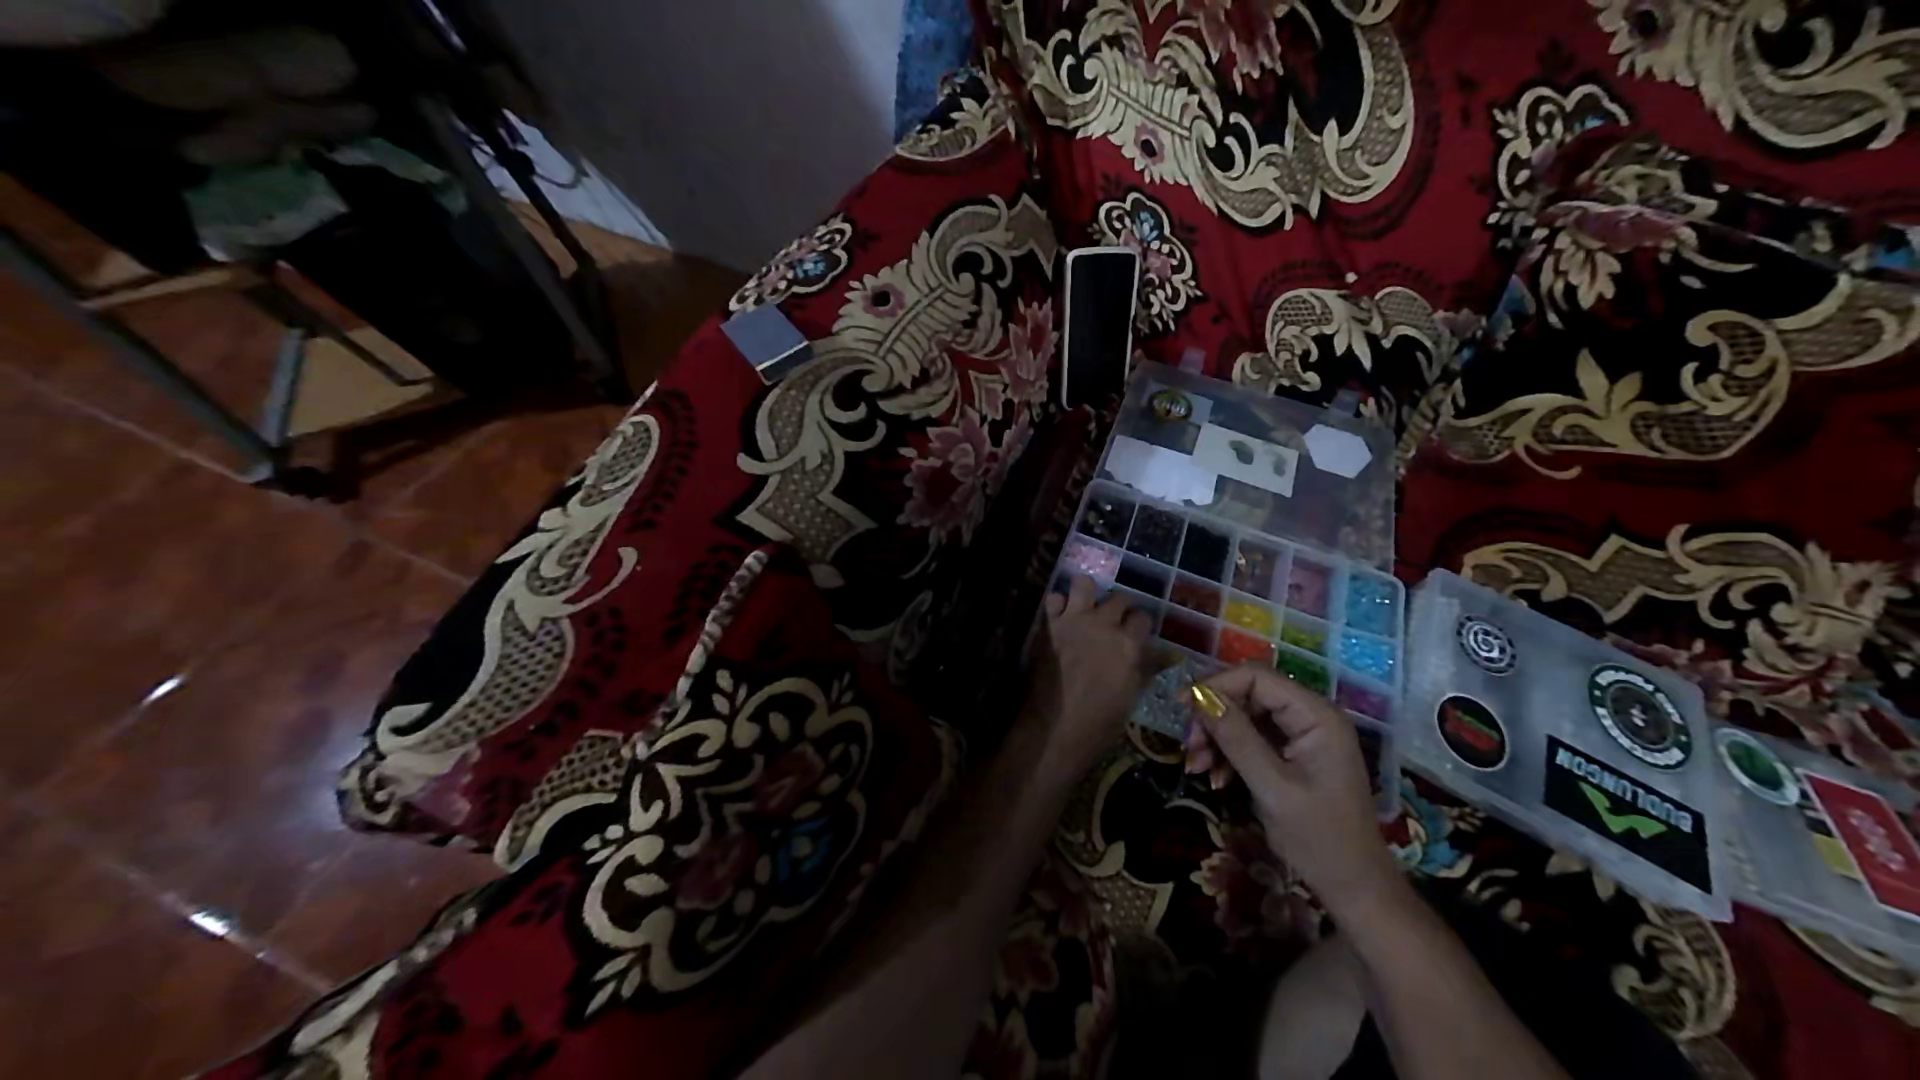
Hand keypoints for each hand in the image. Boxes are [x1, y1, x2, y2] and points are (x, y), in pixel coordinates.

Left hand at [1028, 576, 1151, 775]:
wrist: (1055, 728)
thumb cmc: (1100, 722)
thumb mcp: (1131, 696)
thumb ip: (1145, 668)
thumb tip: (1164, 655)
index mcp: (1128, 644)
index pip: (1143, 617)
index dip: (1141, 624)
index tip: (1138, 632)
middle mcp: (1103, 625)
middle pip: (1119, 597)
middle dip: (1120, 606)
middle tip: (1115, 620)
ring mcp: (1073, 621)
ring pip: (1084, 583)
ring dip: (1088, 592)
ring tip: (1087, 606)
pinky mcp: (1048, 625)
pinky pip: (1053, 598)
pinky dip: (1058, 604)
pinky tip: (1061, 616)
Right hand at [1187, 665, 1400, 913]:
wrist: (1353, 887)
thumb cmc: (1319, 838)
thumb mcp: (1272, 787)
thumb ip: (1236, 738)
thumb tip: (1199, 698)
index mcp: (1316, 716)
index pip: (1256, 677)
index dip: (1216, 686)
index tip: (1182, 708)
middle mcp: (1310, 716)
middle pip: (1247, 695)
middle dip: (1214, 717)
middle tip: (1189, 747)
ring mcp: (1301, 735)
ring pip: (1244, 716)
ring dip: (1216, 738)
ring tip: (1198, 768)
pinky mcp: (1292, 754)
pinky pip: (1251, 739)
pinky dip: (1228, 754)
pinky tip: (1216, 779)